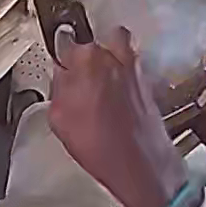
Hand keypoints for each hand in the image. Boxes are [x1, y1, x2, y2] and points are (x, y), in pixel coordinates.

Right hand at [48, 26, 188, 206]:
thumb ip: (58, 87)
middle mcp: (113, 56)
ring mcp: (134, 67)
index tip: (58, 62)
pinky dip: (122, 74)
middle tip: (76, 80)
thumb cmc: (101, 145)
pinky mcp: (147, 81)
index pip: (65, 42)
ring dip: (106, 58)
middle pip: (92, 44)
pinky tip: (113, 97)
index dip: (59, 55)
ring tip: (97, 83)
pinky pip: (130, 66)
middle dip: (83, 58)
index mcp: (86, 59)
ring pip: (115, 47)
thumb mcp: (59, 118)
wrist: (140, 164)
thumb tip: (60, 75)